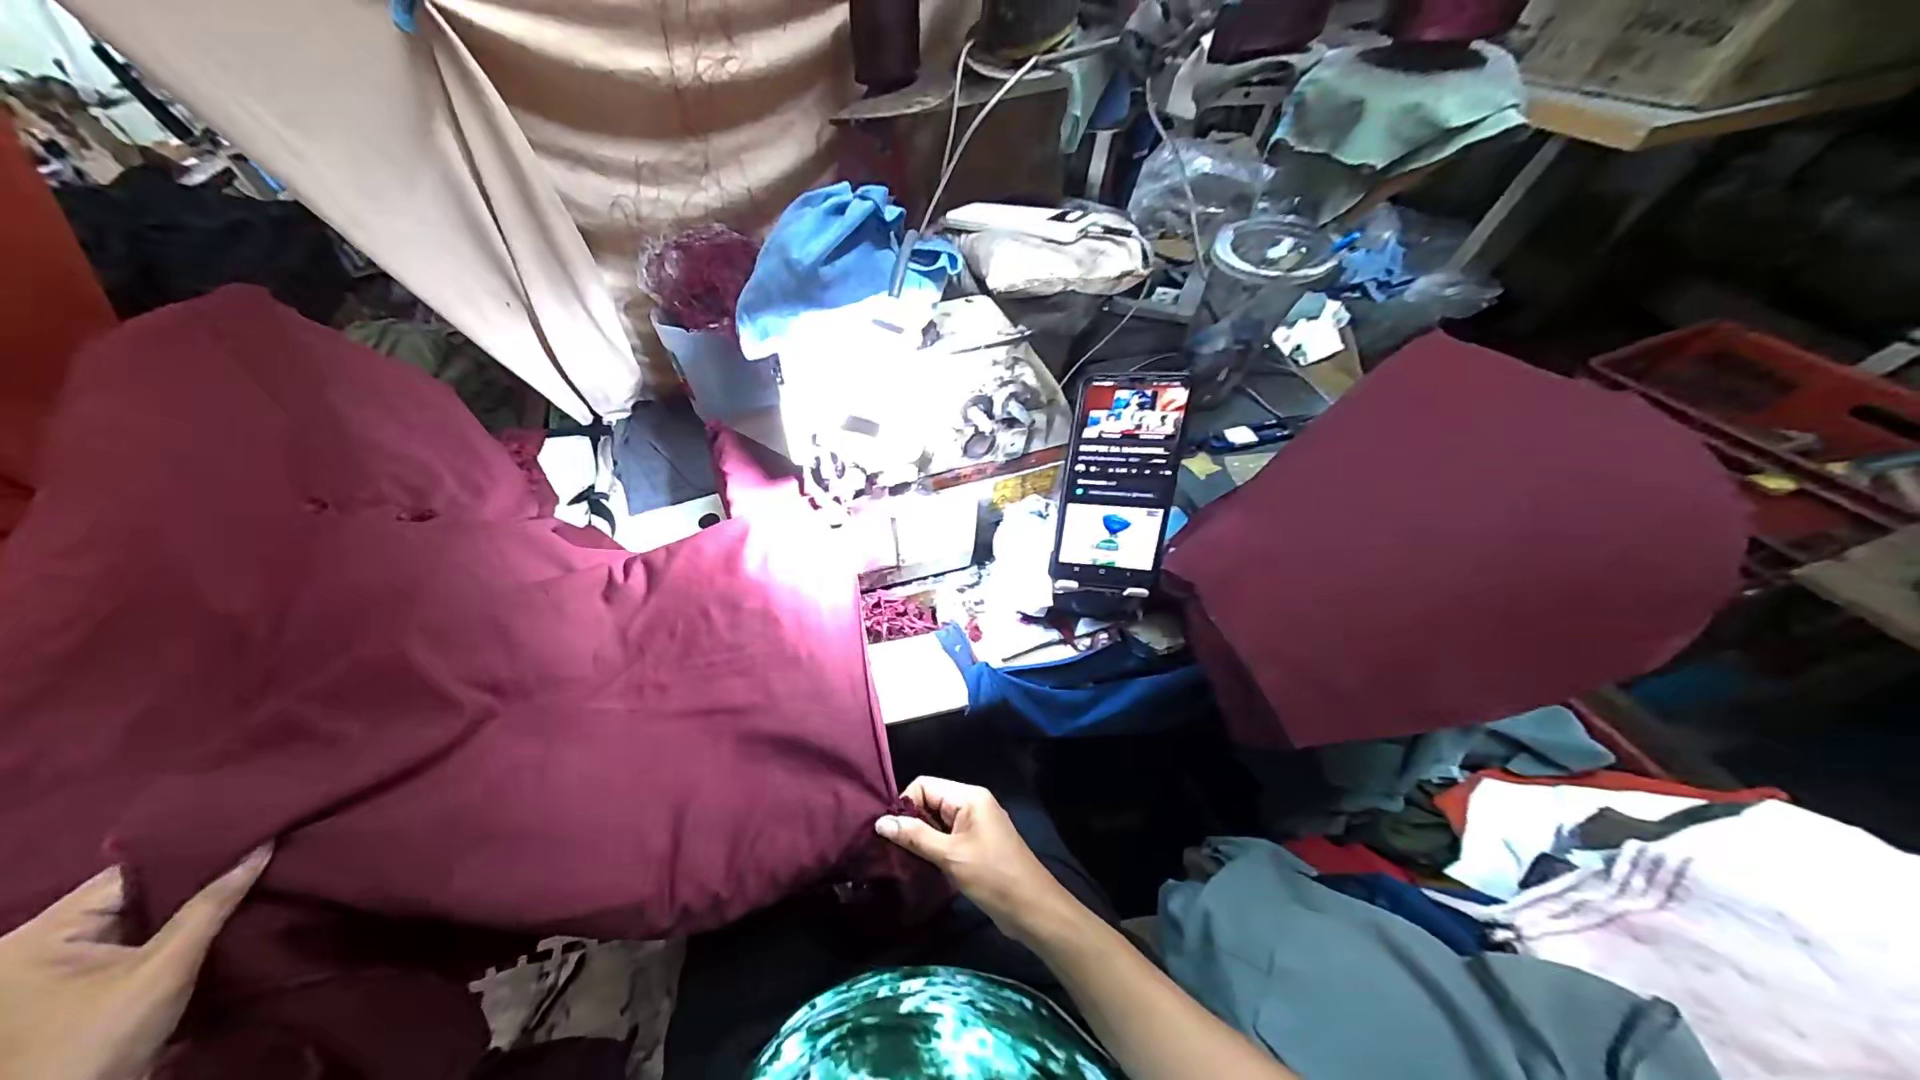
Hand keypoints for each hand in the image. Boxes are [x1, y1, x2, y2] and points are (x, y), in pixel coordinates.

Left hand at [0, 847, 270, 1079]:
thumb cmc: (101, 1038)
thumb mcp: (166, 968)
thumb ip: (212, 904)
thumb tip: (261, 847)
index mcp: (35, 935)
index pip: (128, 873)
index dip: (190, 854)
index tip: (248, 838)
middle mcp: (32, 946)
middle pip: (131, 895)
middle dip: (192, 882)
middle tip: (254, 858)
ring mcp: (46, 972)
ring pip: (134, 919)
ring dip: (184, 909)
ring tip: (244, 880)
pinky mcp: (69, 990)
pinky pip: (128, 943)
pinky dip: (168, 933)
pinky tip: (214, 918)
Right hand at [876, 777, 1080, 943]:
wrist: (1032, 908)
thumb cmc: (992, 877)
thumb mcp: (951, 856)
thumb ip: (915, 836)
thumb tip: (881, 822)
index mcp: (969, 796)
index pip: (925, 785)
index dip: (905, 804)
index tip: (891, 832)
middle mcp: (973, 804)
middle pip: (930, 801)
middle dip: (910, 821)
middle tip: (892, 848)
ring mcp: (976, 824)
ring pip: (937, 821)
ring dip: (921, 837)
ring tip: (903, 858)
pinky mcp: (977, 844)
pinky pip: (948, 836)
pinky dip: (934, 847)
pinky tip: (922, 865)